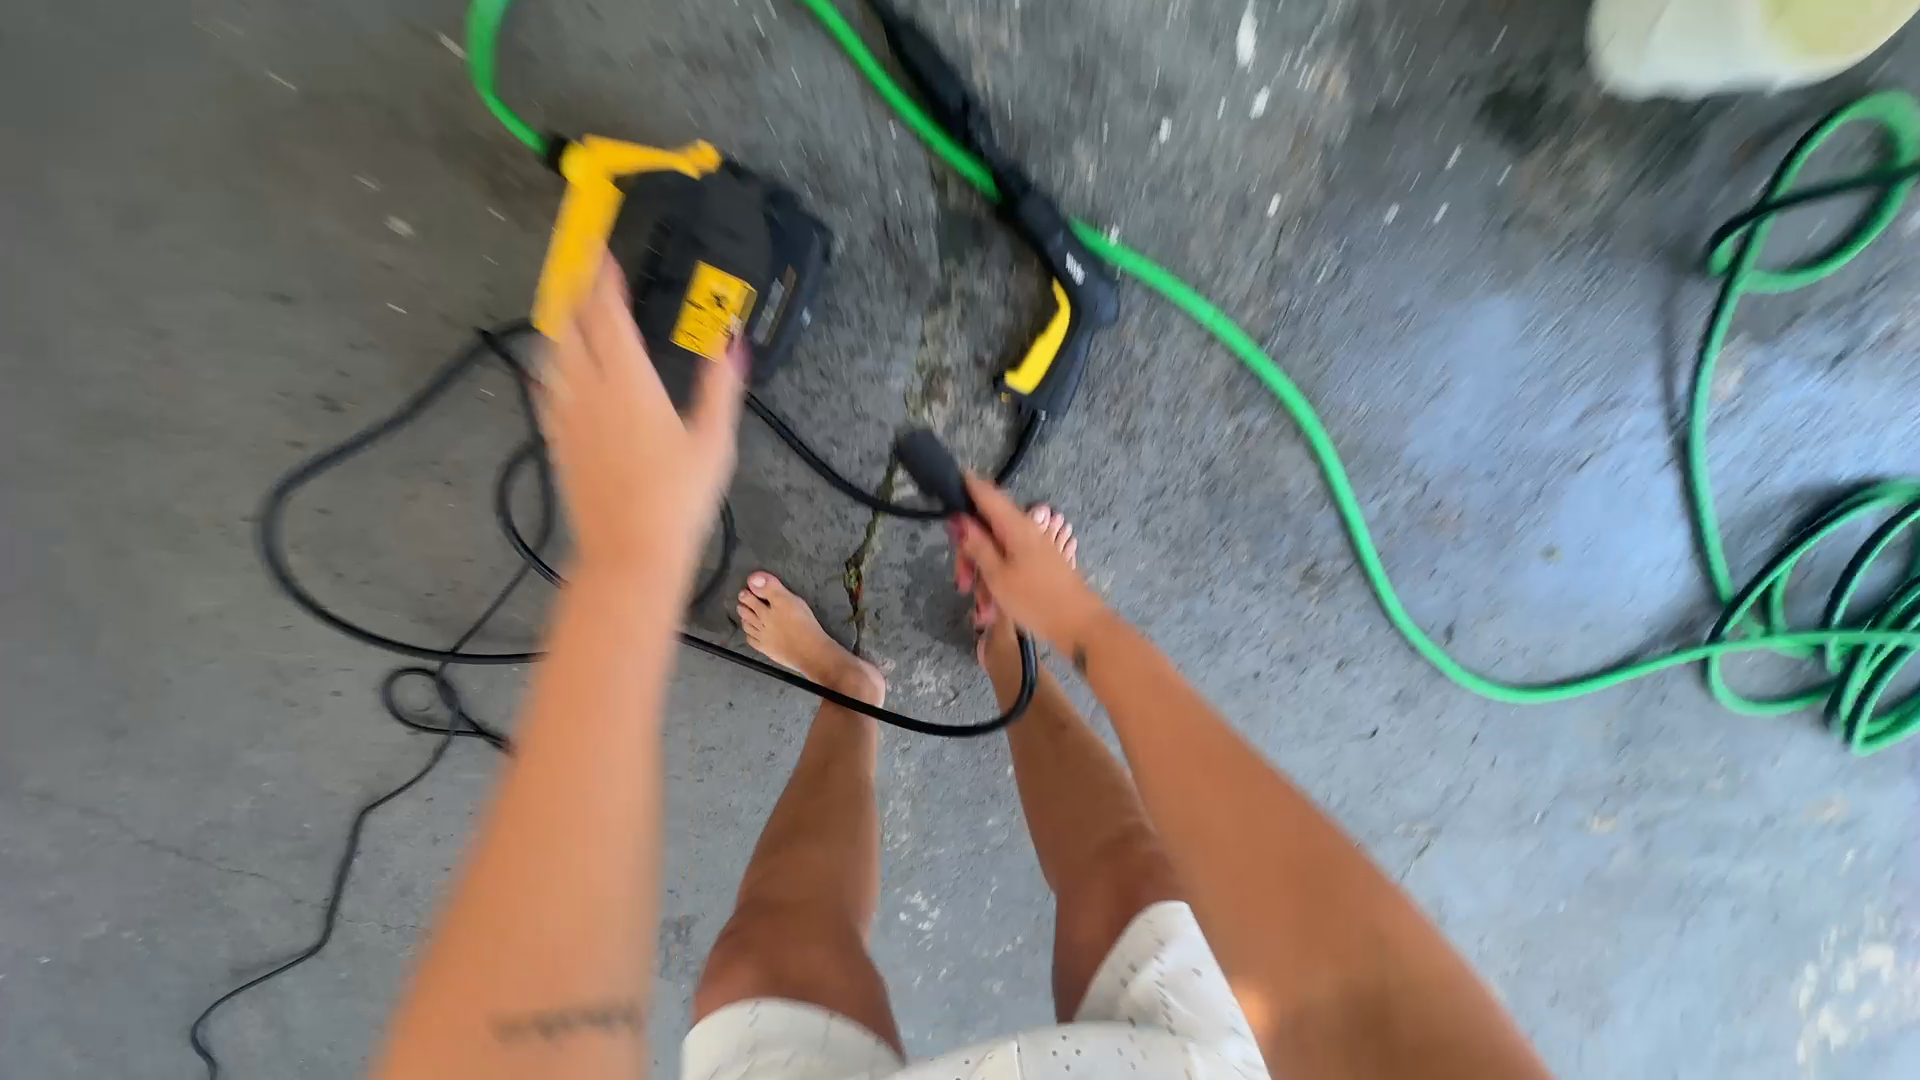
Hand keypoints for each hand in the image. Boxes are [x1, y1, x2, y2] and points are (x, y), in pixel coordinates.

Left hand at [538, 254, 745, 582]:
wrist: (629, 549)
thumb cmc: (678, 498)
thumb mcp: (714, 441)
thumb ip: (720, 387)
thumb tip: (734, 343)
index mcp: (630, 382)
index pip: (607, 314)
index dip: (601, 277)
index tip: (600, 251)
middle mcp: (589, 389)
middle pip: (571, 325)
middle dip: (575, 291)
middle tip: (581, 269)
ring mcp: (566, 414)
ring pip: (552, 353)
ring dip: (559, 322)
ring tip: (567, 307)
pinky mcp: (555, 439)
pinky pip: (545, 387)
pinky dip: (551, 364)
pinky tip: (554, 367)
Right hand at [951, 472, 1108, 650]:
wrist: (1080, 625)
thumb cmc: (1035, 600)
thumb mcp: (997, 576)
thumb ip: (977, 545)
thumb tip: (961, 518)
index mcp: (1014, 525)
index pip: (985, 493)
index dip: (964, 486)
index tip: (945, 488)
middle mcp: (1025, 529)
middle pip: (986, 529)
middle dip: (969, 555)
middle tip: (962, 584)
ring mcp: (1033, 547)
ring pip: (996, 551)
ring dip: (983, 577)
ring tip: (982, 610)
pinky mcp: (1038, 563)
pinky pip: (1009, 564)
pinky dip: (998, 582)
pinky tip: (994, 609)